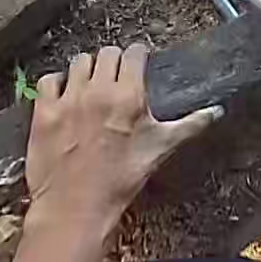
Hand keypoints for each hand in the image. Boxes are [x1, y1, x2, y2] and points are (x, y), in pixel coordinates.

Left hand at [24, 44, 220, 237]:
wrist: (76, 208)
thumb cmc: (122, 179)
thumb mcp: (160, 149)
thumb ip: (190, 125)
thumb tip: (216, 112)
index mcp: (128, 95)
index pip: (134, 53)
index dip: (138, 56)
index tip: (139, 64)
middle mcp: (98, 90)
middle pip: (107, 53)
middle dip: (114, 62)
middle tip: (116, 78)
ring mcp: (68, 99)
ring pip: (79, 61)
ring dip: (87, 70)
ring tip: (90, 85)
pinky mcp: (44, 111)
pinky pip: (49, 80)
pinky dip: (57, 83)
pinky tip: (64, 96)